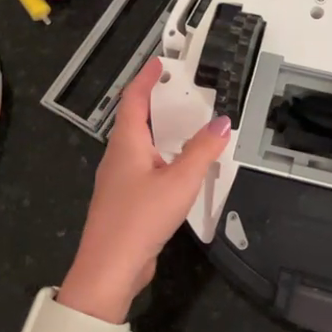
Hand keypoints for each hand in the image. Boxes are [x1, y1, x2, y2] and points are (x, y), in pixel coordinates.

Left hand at [59, 60, 230, 322]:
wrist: (109, 268)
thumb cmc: (139, 218)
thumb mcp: (179, 182)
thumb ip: (202, 151)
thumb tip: (222, 123)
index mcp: (126, 143)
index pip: (134, 99)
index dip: (146, 78)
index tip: (158, 63)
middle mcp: (118, 157)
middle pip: (135, 120)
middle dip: (155, 103)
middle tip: (179, 91)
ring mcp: (118, 180)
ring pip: (139, 146)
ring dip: (160, 132)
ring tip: (186, 126)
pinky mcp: (124, 201)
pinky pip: (144, 168)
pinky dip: (162, 158)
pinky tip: (178, 170)